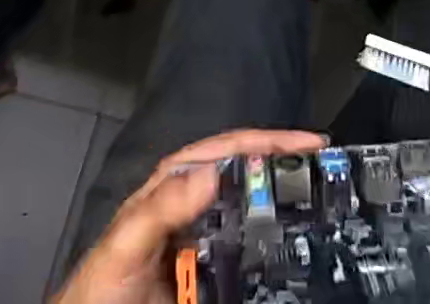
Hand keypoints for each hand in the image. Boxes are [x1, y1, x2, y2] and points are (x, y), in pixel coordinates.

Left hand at [54, 129, 325, 303]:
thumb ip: (161, 208)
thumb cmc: (99, 292)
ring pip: (255, 212)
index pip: (229, 150)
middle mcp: (197, 206)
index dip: (270, 141)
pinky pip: (251, 257)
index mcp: (176, 185)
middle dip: (288, 166)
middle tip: (330, 169)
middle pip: (250, 176)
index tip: (310, 142)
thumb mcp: (124, 245)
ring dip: (287, 205)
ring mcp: (207, 242)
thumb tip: (213, 173)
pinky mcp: (214, 277)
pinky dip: (276, 249)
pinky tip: (299, 249)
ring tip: (325, 203)